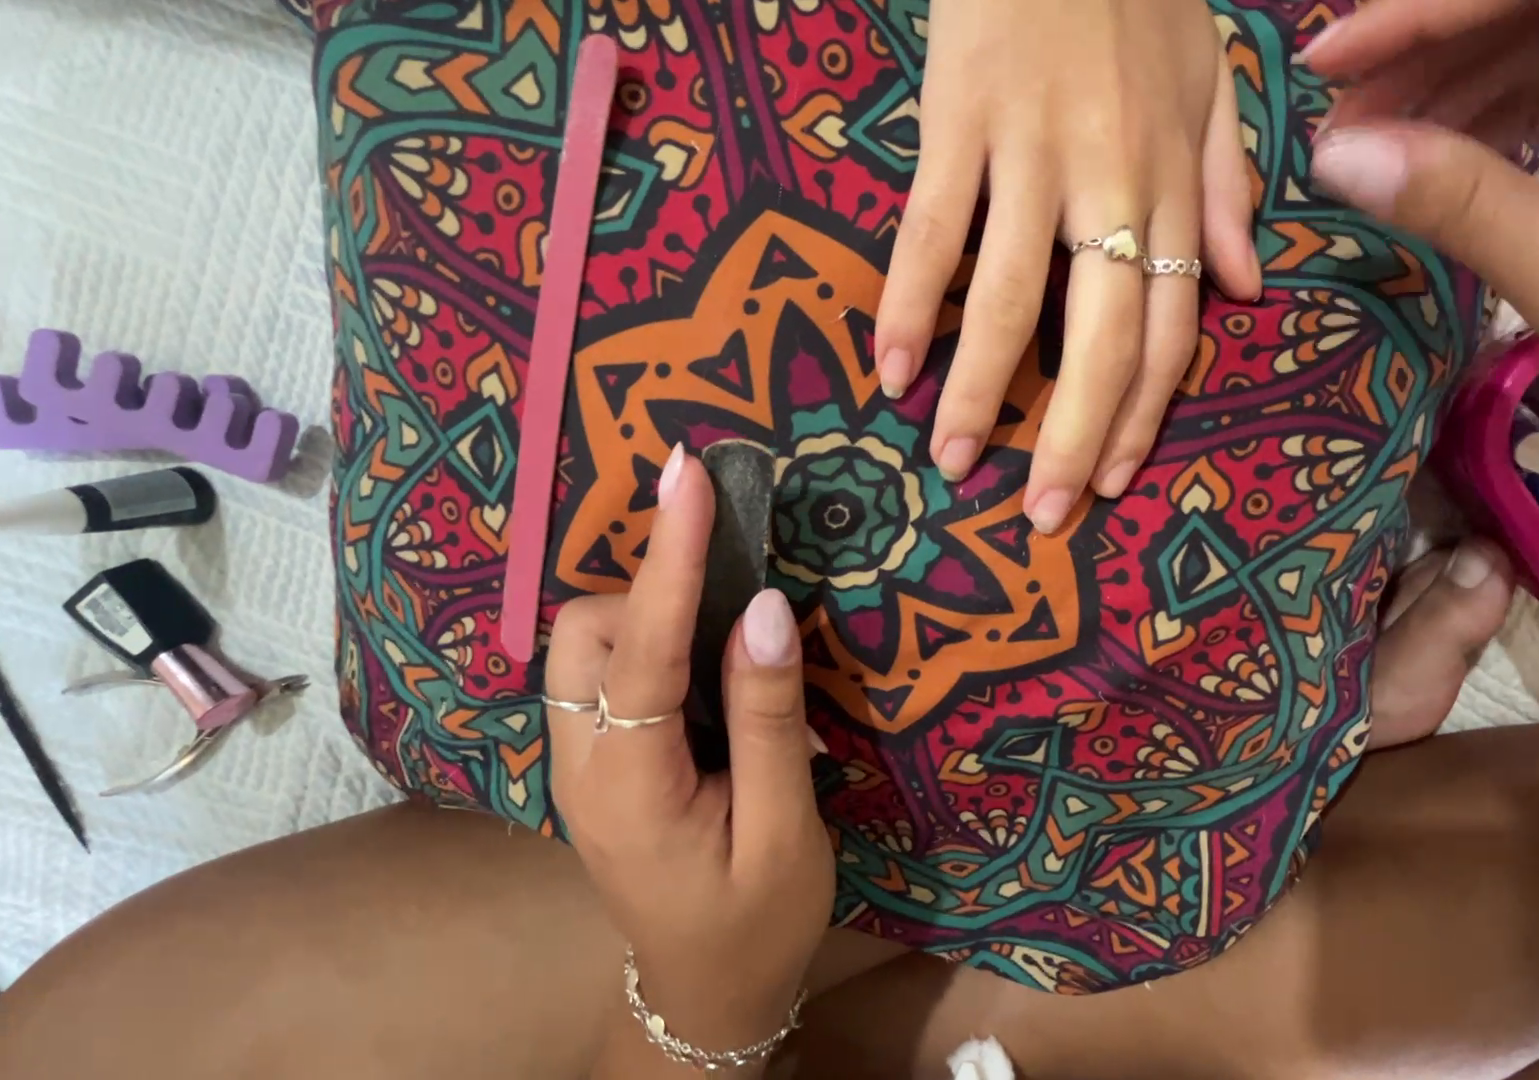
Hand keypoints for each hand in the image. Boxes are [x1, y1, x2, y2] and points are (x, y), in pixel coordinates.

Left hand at [546, 445, 833, 1050]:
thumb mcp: (782, 826)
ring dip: (655, 618)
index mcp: (627, 784)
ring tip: (728, 650)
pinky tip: (709, 673)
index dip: (672, 557)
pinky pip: (609, 673)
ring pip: (588, 647)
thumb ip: (767, 716)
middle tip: (733, 614)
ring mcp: (580, 762)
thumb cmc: (758, 920)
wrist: (708, 994)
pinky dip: (657, 645)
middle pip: (586, 633)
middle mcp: (581, 761)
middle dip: (653, 595)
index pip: (645, 648)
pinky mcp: (599, 761)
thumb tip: (763, 608)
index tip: (690, 476)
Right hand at [875, 0, 1263, 534]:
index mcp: (1171, 183)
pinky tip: (888, 370)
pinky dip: (904, 304)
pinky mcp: (958, 121)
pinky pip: (930, 232)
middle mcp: (1110, 183)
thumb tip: (1248, 287)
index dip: (1142, 416)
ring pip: (1006, 299)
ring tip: (954, 462)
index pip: (1169, 328)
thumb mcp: (1214, 81)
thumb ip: (1228, 187)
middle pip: (1098, 338)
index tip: (1113, 483)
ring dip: (980, 393)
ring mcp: (1030, 153)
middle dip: (1072, 439)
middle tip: (1041, 515)